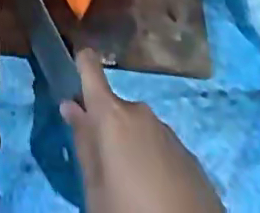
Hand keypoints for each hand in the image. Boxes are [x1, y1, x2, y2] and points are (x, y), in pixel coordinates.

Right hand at [61, 50, 222, 212]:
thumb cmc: (129, 210)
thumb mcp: (94, 187)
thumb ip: (83, 143)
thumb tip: (70, 106)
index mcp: (111, 115)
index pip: (91, 69)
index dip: (82, 62)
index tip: (75, 60)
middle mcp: (140, 113)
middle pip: (113, 109)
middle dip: (105, 127)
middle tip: (103, 161)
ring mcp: (167, 131)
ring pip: (137, 128)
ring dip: (130, 144)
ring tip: (130, 181)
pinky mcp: (189, 154)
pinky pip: (159, 146)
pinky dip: (152, 159)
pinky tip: (155, 189)